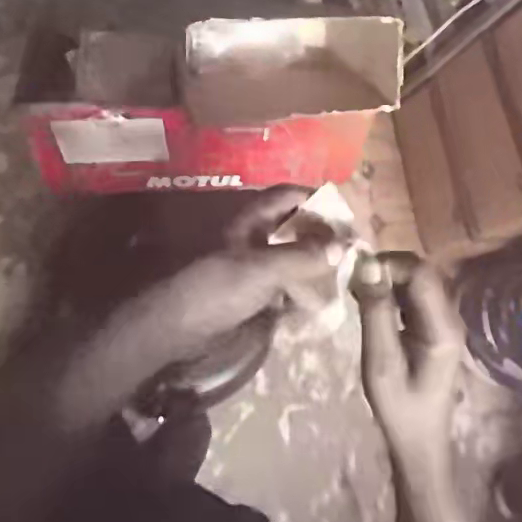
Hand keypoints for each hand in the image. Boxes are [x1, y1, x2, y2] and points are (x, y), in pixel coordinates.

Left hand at [51, 188, 340, 427]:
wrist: (174, 327)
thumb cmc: (217, 287)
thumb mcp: (264, 268)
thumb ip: (303, 256)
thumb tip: (342, 244)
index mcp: (250, 219)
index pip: (289, 194)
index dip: (316, 198)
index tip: (345, 213)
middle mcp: (249, 235)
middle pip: (290, 224)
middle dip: (319, 233)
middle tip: (348, 248)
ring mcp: (245, 263)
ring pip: (286, 254)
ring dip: (310, 262)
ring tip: (338, 275)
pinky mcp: (242, 290)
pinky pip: (278, 282)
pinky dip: (296, 287)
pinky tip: (313, 300)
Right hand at [359, 255, 465, 475]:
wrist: (419, 444)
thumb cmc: (399, 407)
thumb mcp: (380, 361)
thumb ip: (376, 312)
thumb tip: (367, 265)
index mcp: (443, 326)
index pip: (421, 273)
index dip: (389, 265)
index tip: (357, 274)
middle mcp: (450, 316)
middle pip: (422, 272)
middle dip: (387, 268)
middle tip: (353, 281)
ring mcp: (444, 321)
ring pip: (417, 281)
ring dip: (387, 279)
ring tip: (357, 291)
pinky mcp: (434, 327)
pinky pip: (414, 296)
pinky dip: (391, 292)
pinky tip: (370, 303)